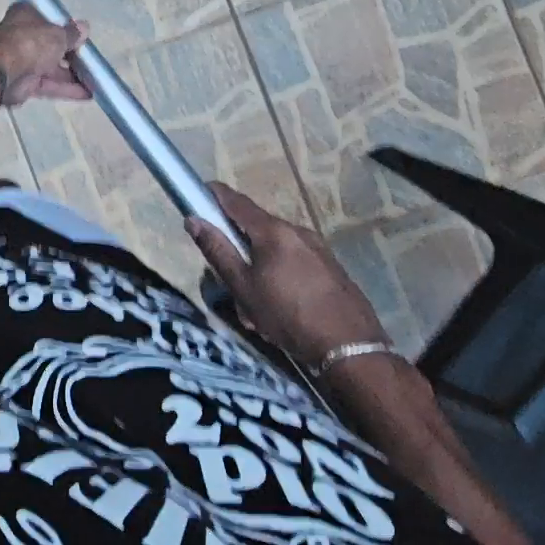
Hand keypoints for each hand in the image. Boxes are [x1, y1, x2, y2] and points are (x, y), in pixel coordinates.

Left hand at [0, 3, 89, 105]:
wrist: (3, 74)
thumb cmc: (31, 43)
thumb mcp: (57, 35)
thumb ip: (72, 33)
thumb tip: (84, 27)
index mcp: (24, 15)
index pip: (48, 18)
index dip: (65, 27)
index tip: (82, 35)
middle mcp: (22, 35)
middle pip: (51, 45)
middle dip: (72, 54)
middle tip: (94, 60)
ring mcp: (22, 60)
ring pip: (52, 67)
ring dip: (73, 74)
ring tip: (97, 80)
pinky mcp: (24, 81)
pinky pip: (49, 83)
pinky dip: (67, 88)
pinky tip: (88, 94)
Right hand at [186, 181, 388, 365]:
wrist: (352, 349)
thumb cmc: (288, 316)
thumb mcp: (242, 287)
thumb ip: (217, 250)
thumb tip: (193, 219)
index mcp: (273, 231)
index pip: (236, 201)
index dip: (214, 194)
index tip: (197, 195)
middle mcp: (298, 231)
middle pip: (257, 224)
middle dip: (237, 238)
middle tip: (225, 267)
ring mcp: (320, 248)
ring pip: (277, 244)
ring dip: (260, 258)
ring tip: (255, 293)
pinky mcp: (333, 267)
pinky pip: (297, 257)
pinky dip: (281, 268)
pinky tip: (281, 300)